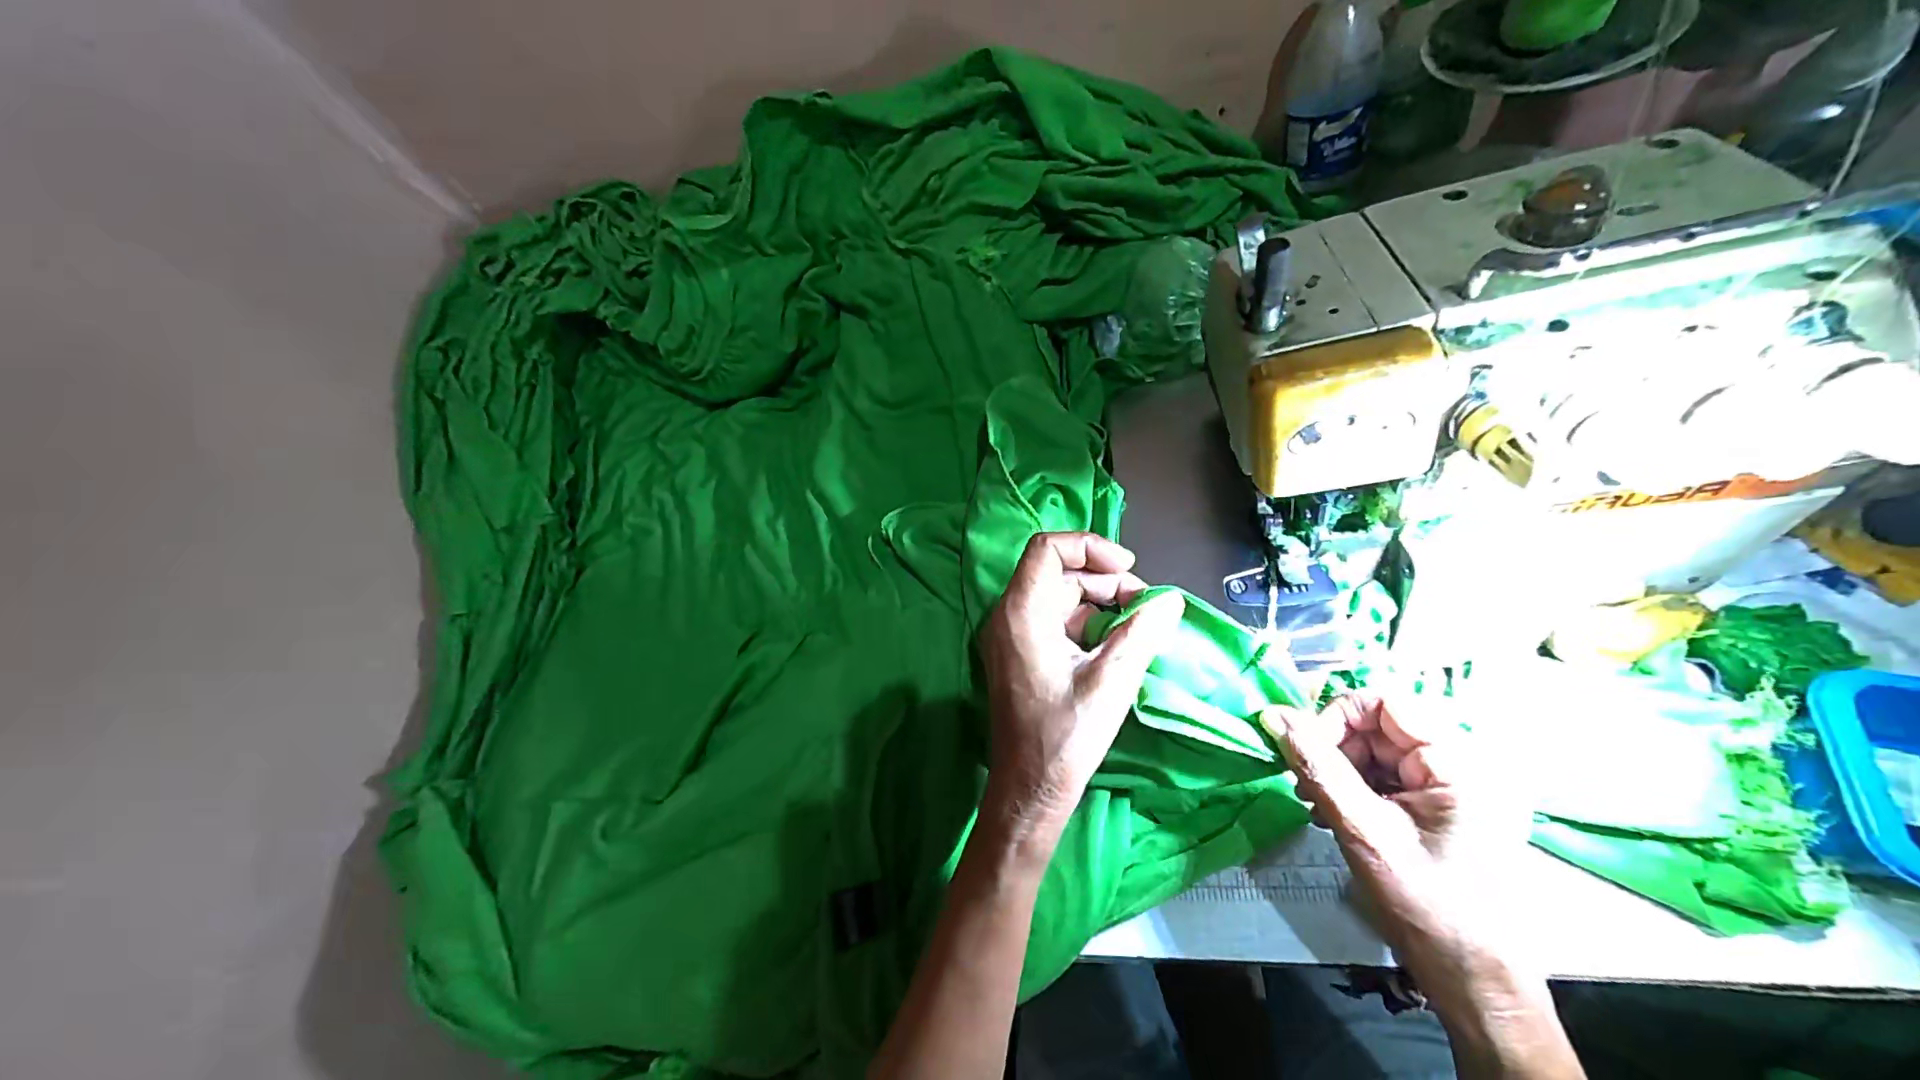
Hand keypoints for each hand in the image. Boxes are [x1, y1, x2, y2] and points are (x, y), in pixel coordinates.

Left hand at [978, 532, 1184, 841]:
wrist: (1029, 789)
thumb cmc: (1065, 738)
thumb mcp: (1111, 681)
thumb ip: (1141, 633)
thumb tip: (1169, 602)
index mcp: (1021, 614)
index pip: (1047, 549)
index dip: (1089, 546)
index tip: (1128, 568)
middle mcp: (1008, 617)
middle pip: (1057, 572)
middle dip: (1104, 580)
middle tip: (1145, 606)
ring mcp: (1011, 636)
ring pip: (1058, 596)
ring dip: (1099, 601)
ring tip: (1138, 624)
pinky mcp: (1020, 654)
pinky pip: (1054, 620)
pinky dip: (1086, 622)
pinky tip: (1116, 642)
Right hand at [1258, 692, 1530, 973]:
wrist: (1472, 976)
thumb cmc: (1426, 903)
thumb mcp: (1364, 829)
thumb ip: (1318, 767)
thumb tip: (1274, 716)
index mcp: (1457, 762)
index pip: (1384, 702)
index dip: (1336, 716)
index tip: (1304, 750)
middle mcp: (1457, 763)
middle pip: (1376, 725)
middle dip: (1332, 747)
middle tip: (1303, 783)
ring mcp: (1447, 786)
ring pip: (1374, 750)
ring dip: (1337, 768)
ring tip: (1314, 803)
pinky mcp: (1435, 806)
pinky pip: (1383, 775)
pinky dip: (1351, 787)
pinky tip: (1331, 812)